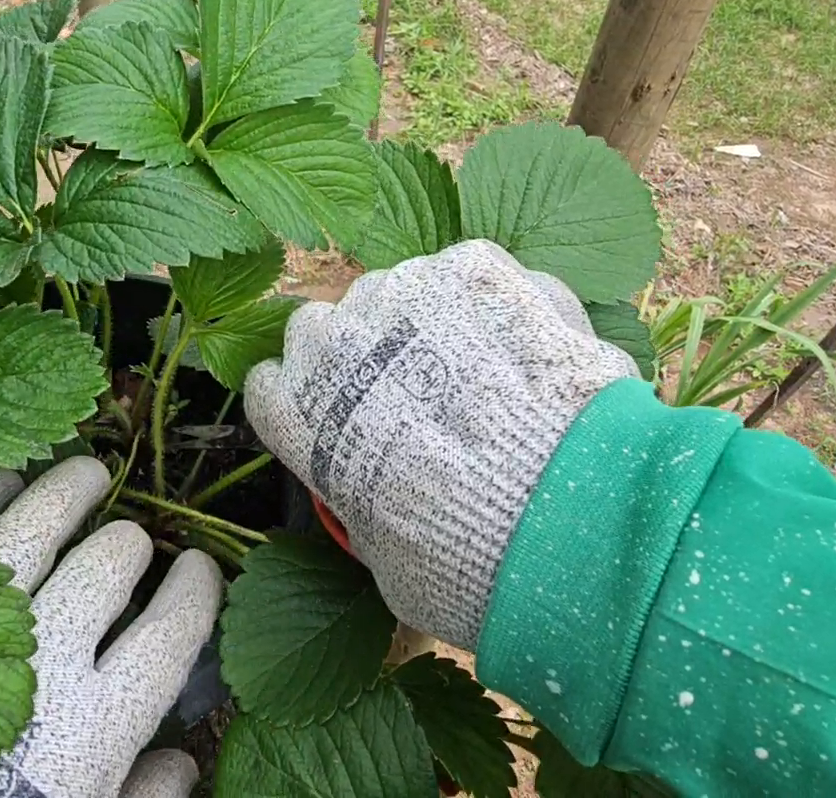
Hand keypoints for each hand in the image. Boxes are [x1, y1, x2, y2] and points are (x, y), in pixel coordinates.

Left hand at [0, 457, 221, 797]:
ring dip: (74, 487)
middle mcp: (41, 660)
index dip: (195, 588)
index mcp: (90, 729)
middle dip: (130, 541)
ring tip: (87, 475)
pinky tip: (6, 479)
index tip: (197, 568)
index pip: (172, 633)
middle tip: (127, 538)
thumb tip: (182, 767)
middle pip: (112, 562)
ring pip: (44, 518)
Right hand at [245, 239, 635, 647]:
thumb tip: (383, 505)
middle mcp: (332, 342)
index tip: (347, 419)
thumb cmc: (470, 567)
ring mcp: (399, 294)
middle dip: (366, 355)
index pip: (270, 383)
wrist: (565, 524)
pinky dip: (496, 304)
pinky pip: (468, 274)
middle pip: (327, 328)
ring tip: (488, 373)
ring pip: (397, 292)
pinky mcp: (469, 268)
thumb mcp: (387, 566)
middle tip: (423, 393)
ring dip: (429, 323)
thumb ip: (366, 512)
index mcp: (298, 414)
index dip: (313, 401)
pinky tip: (529, 348)